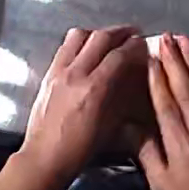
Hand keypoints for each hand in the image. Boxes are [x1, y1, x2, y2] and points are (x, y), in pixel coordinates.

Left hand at [15, 26, 147, 188]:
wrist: (45, 157)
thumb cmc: (80, 149)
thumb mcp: (110, 124)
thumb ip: (121, 96)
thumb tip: (131, 76)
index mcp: (94, 88)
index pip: (118, 55)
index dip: (134, 46)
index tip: (143, 43)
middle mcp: (75, 74)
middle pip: (99, 38)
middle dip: (119, 32)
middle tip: (131, 33)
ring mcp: (58, 72)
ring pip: (78, 36)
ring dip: (96, 33)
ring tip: (107, 39)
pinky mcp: (47, 75)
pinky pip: (64, 48)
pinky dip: (78, 43)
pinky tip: (85, 51)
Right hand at [138, 35, 188, 189]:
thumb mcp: (160, 183)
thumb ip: (146, 153)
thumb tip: (128, 127)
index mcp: (179, 144)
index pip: (167, 106)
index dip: (158, 81)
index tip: (152, 58)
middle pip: (186, 91)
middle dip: (175, 63)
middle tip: (166, 38)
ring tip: (185, 42)